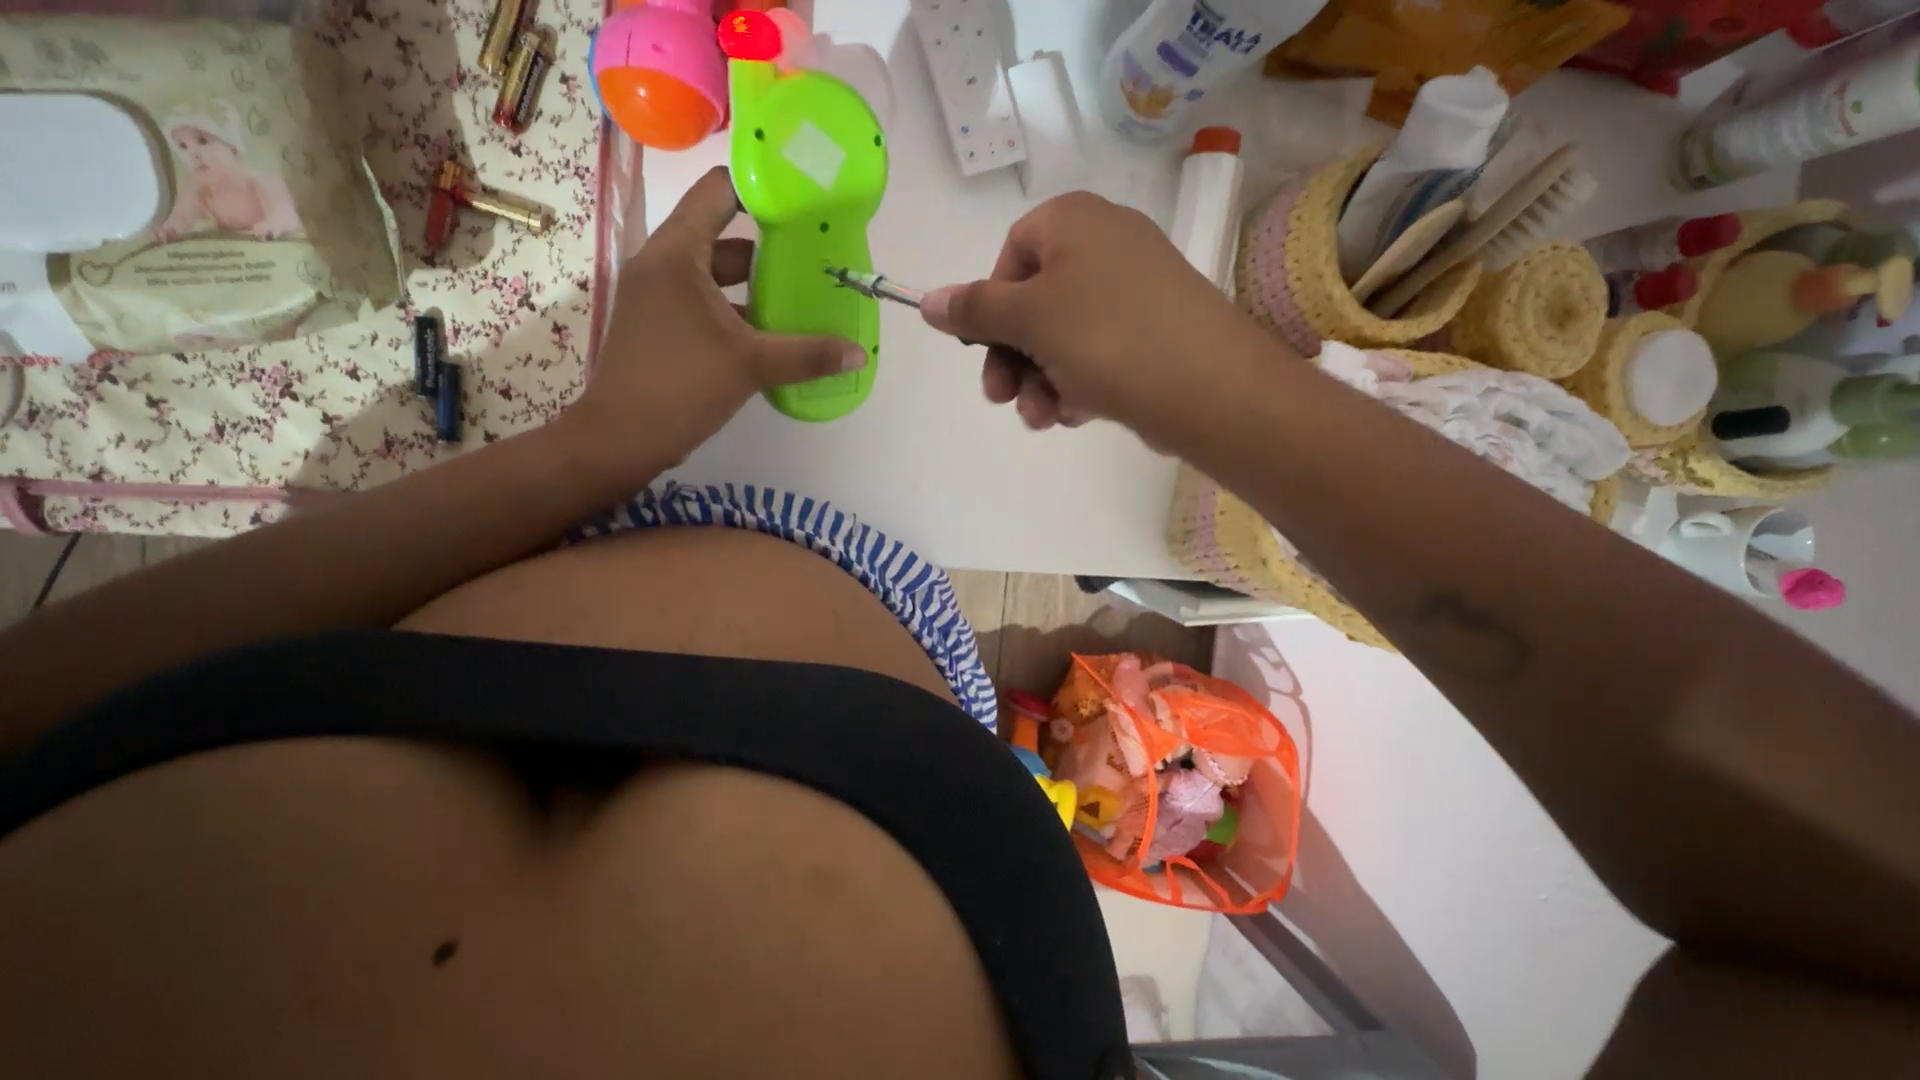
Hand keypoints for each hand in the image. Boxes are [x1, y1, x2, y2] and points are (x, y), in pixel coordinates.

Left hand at [563, 167, 865, 473]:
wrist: (620, 438)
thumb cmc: (681, 386)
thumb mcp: (751, 366)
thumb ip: (808, 354)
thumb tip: (858, 353)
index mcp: (676, 254)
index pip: (717, 191)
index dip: (760, 188)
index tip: (802, 200)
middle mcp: (661, 263)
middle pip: (720, 234)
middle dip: (768, 245)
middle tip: (814, 256)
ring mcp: (656, 295)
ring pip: (713, 273)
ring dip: (754, 282)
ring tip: (800, 295)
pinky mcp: (657, 323)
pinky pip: (702, 301)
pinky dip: (735, 308)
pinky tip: (770, 331)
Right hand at [919, 192, 1274, 446]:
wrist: (1209, 386)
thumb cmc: (1106, 336)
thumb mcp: (1028, 319)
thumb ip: (973, 309)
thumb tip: (927, 301)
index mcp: (1075, 220)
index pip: (1012, 254)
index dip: (992, 304)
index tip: (985, 345)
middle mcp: (1108, 243)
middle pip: (1035, 301)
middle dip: (1013, 357)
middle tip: (1002, 398)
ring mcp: (1137, 288)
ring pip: (1064, 335)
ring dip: (1041, 380)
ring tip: (1044, 419)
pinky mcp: (1157, 330)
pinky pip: (1099, 352)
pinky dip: (1079, 382)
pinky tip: (1076, 413)